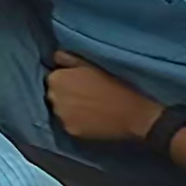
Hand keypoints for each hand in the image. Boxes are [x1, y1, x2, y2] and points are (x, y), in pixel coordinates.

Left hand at [45, 51, 163, 142]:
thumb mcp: (89, 65)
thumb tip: (54, 57)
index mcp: (55, 78)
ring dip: (68, 109)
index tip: (79, 85)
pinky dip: (76, 123)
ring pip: (60, 110)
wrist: (133, 114)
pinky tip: (90, 121)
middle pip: (54, 95)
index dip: (66, 82)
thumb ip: (67, 59)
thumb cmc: (113, 85)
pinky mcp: (69, 129)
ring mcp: (60, 114)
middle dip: (64, 95)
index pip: (53, 79)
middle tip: (84, 98)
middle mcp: (52, 96)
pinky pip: (68, 124)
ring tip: (88, 110)